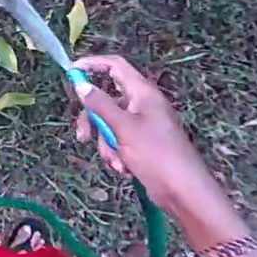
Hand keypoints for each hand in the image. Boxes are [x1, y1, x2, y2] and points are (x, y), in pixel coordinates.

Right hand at [73, 54, 247, 246]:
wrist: (184, 191)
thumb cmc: (156, 154)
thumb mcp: (123, 127)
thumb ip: (100, 104)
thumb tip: (81, 84)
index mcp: (142, 92)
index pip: (115, 66)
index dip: (93, 64)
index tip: (72, 71)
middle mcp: (142, 104)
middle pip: (106, 99)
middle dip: (93, 120)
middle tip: (83, 136)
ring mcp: (142, 124)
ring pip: (109, 124)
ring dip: (107, 144)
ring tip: (116, 161)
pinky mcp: (142, 143)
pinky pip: (118, 140)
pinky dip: (116, 153)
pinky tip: (124, 168)